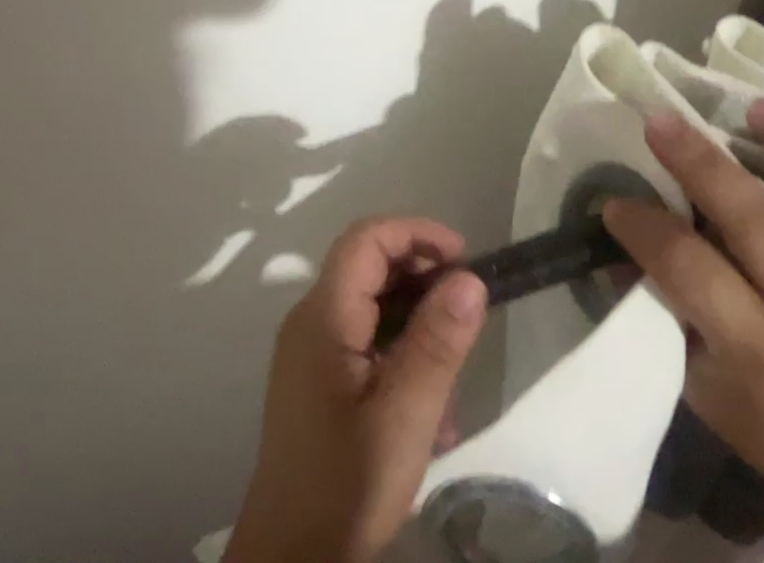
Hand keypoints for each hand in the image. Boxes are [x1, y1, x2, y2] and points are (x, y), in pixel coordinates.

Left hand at [226, 217, 488, 562]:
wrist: (293, 555)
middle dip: (424, 280)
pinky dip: (404, 359)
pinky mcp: (320, 384)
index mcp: (323, 318)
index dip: (417, 234)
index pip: (366, 239)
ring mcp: (312, 354)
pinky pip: (368, 346)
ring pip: (374, 309)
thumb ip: (438, 342)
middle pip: (369, 268)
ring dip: (420, 328)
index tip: (466, 260)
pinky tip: (433, 412)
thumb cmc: (348, 483)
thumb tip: (470, 277)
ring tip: (454, 379)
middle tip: (469, 315)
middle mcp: (311, 324)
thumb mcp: (406, 413)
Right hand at [603, 100, 763, 505]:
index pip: (691, 268)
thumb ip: (668, 307)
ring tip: (763, 109)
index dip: (644, 229)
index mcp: (762, 347)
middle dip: (702, 165)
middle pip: (760, 221)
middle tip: (661, 123)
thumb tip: (622, 244)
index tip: (612, 203)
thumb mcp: (697, 380)